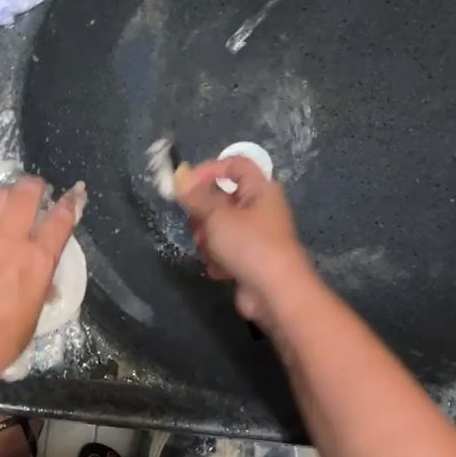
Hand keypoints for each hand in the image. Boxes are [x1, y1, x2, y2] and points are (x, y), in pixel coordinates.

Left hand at [0, 175, 79, 386]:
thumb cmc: (0, 341)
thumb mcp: (33, 316)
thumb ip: (40, 284)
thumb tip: (42, 272)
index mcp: (35, 262)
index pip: (60, 220)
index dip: (71, 203)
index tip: (75, 195)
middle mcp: (8, 242)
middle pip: (25, 193)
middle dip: (35, 188)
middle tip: (37, 193)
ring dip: (6, 197)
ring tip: (8, 206)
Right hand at [174, 156, 305, 324]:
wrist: (274, 292)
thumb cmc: (249, 245)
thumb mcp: (218, 216)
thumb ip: (197, 197)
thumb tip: (181, 176)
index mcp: (260, 190)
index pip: (235, 164)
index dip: (209, 169)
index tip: (185, 185)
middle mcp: (259, 209)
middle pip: (221, 200)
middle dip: (203, 214)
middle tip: (196, 225)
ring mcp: (254, 236)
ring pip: (218, 228)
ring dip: (208, 241)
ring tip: (211, 251)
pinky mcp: (248, 259)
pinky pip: (224, 251)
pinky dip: (218, 259)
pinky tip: (221, 270)